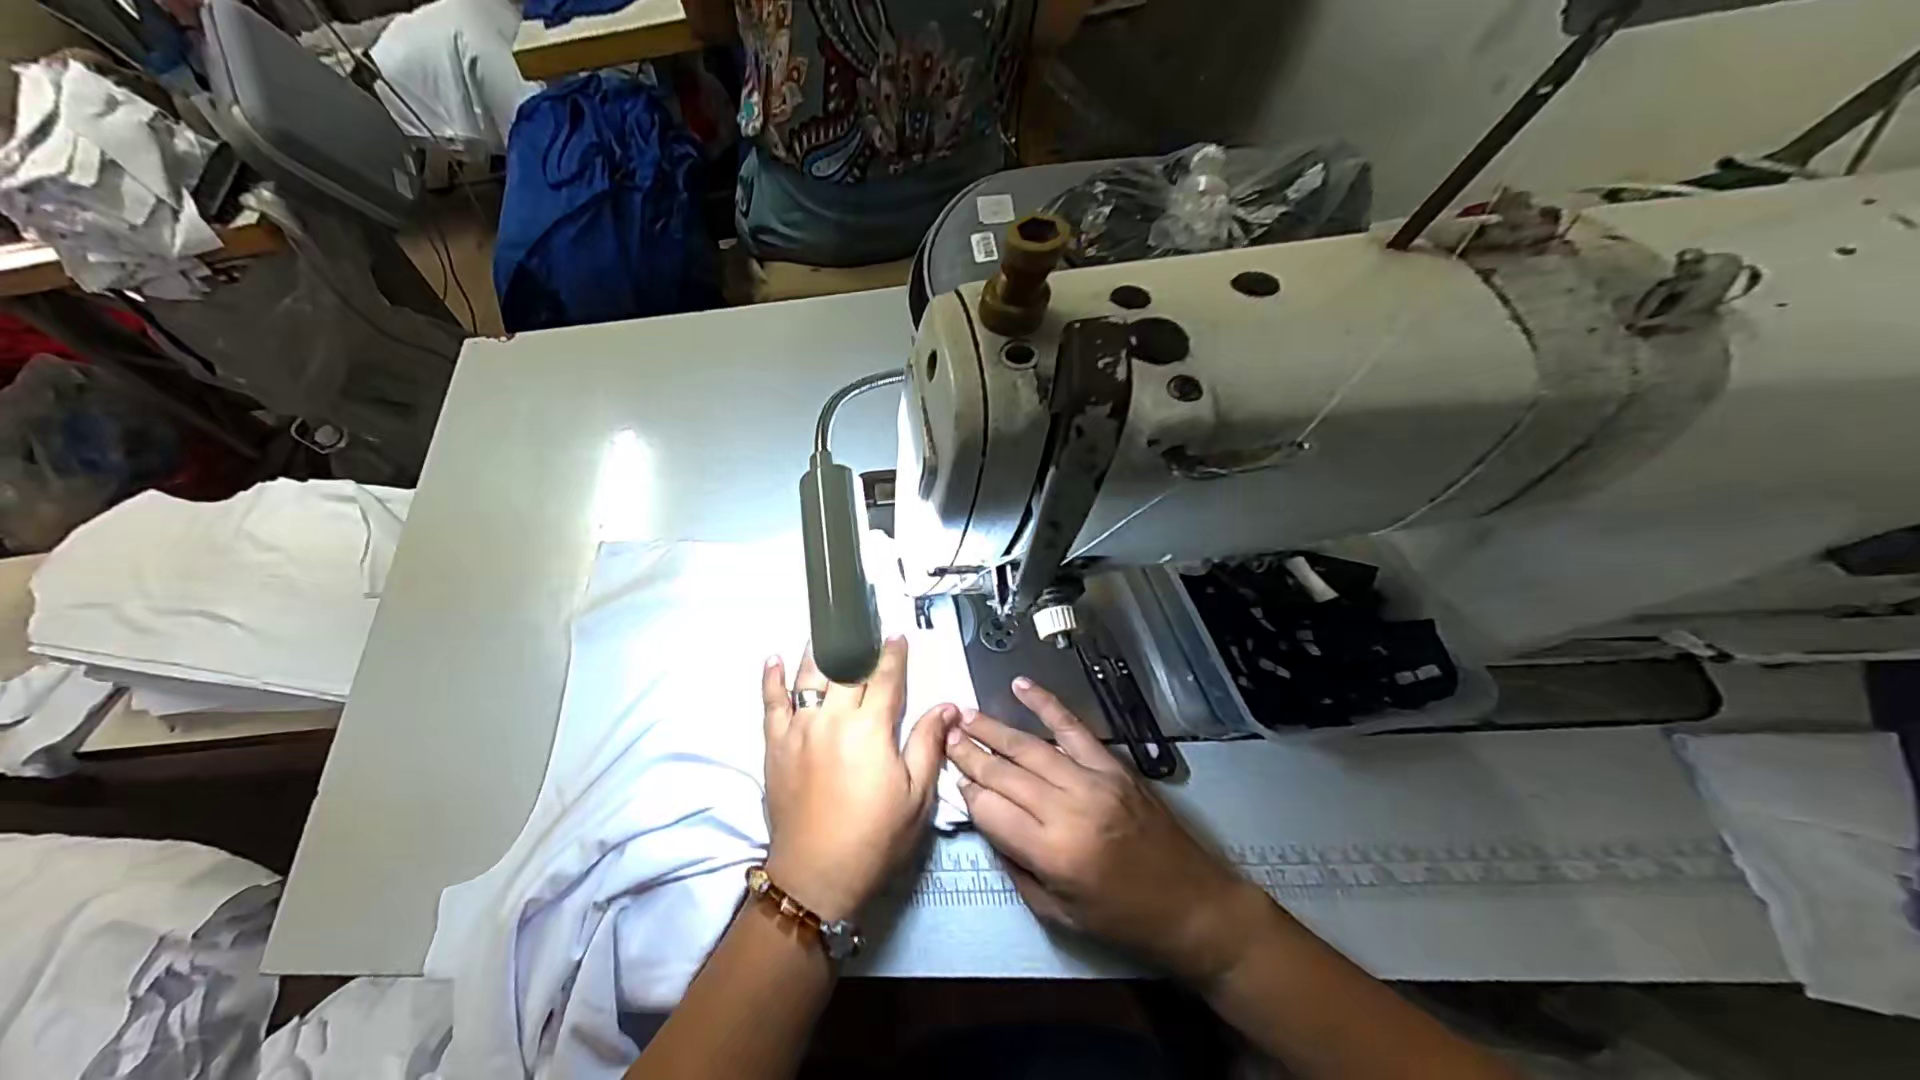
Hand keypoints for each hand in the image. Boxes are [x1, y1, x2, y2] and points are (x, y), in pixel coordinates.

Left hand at [761, 637, 955, 921]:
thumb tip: (947, 707)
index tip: (896, 636)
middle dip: (857, 643)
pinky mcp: (774, 745)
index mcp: (870, 729)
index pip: (885, 678)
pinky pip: (770, 702)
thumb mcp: (916, 795)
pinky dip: (771, 678)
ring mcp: (799, 729)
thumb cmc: (874, 837)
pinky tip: (774, 658)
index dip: (893, 655)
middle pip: (845, 668)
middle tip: (863, 627)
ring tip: (826, 631)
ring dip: (818, 650)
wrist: (815, 876)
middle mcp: (832, 718)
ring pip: (807, 676)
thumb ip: (928, 744)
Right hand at [945, 678, 1274, 982]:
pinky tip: (1022, 686)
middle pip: (1006, 773)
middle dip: (970, 753)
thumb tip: (986, 820)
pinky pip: (1074, 728)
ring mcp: (1094, 781)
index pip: (991, 809)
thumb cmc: (1122, 919)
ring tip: (965, 715)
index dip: (967, 793)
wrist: (1192, 904)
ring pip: (1032, 747)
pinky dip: (1047, 704)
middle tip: (944, 734)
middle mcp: (1069, 809)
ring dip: (994, 728)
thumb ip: (1016, 865)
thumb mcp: (1057, 912)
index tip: (951, 777)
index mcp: (1052, 852)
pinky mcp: (1114, 766)